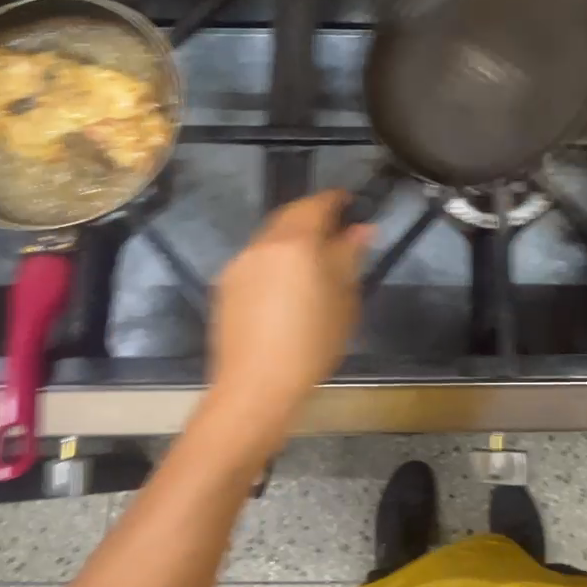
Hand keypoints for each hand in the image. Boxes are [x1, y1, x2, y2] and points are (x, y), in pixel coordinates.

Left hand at [209, 190, 371, 413]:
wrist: (254, 387)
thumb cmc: (310, 345)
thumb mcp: (343, 302)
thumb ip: (349, 258)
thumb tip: (360, 229)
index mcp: (296, 242)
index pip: (317, 205)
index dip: (336, 200)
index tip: (351, 202)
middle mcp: (263, 244)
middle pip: (289, 215)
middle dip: (312, 215)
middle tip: (334, 228)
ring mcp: (239, 263)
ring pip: (270, 237)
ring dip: (291, 237)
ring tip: (312, 257)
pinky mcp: (225, 285)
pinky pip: (256, 259)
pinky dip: (274, 259)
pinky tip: (286, 284)